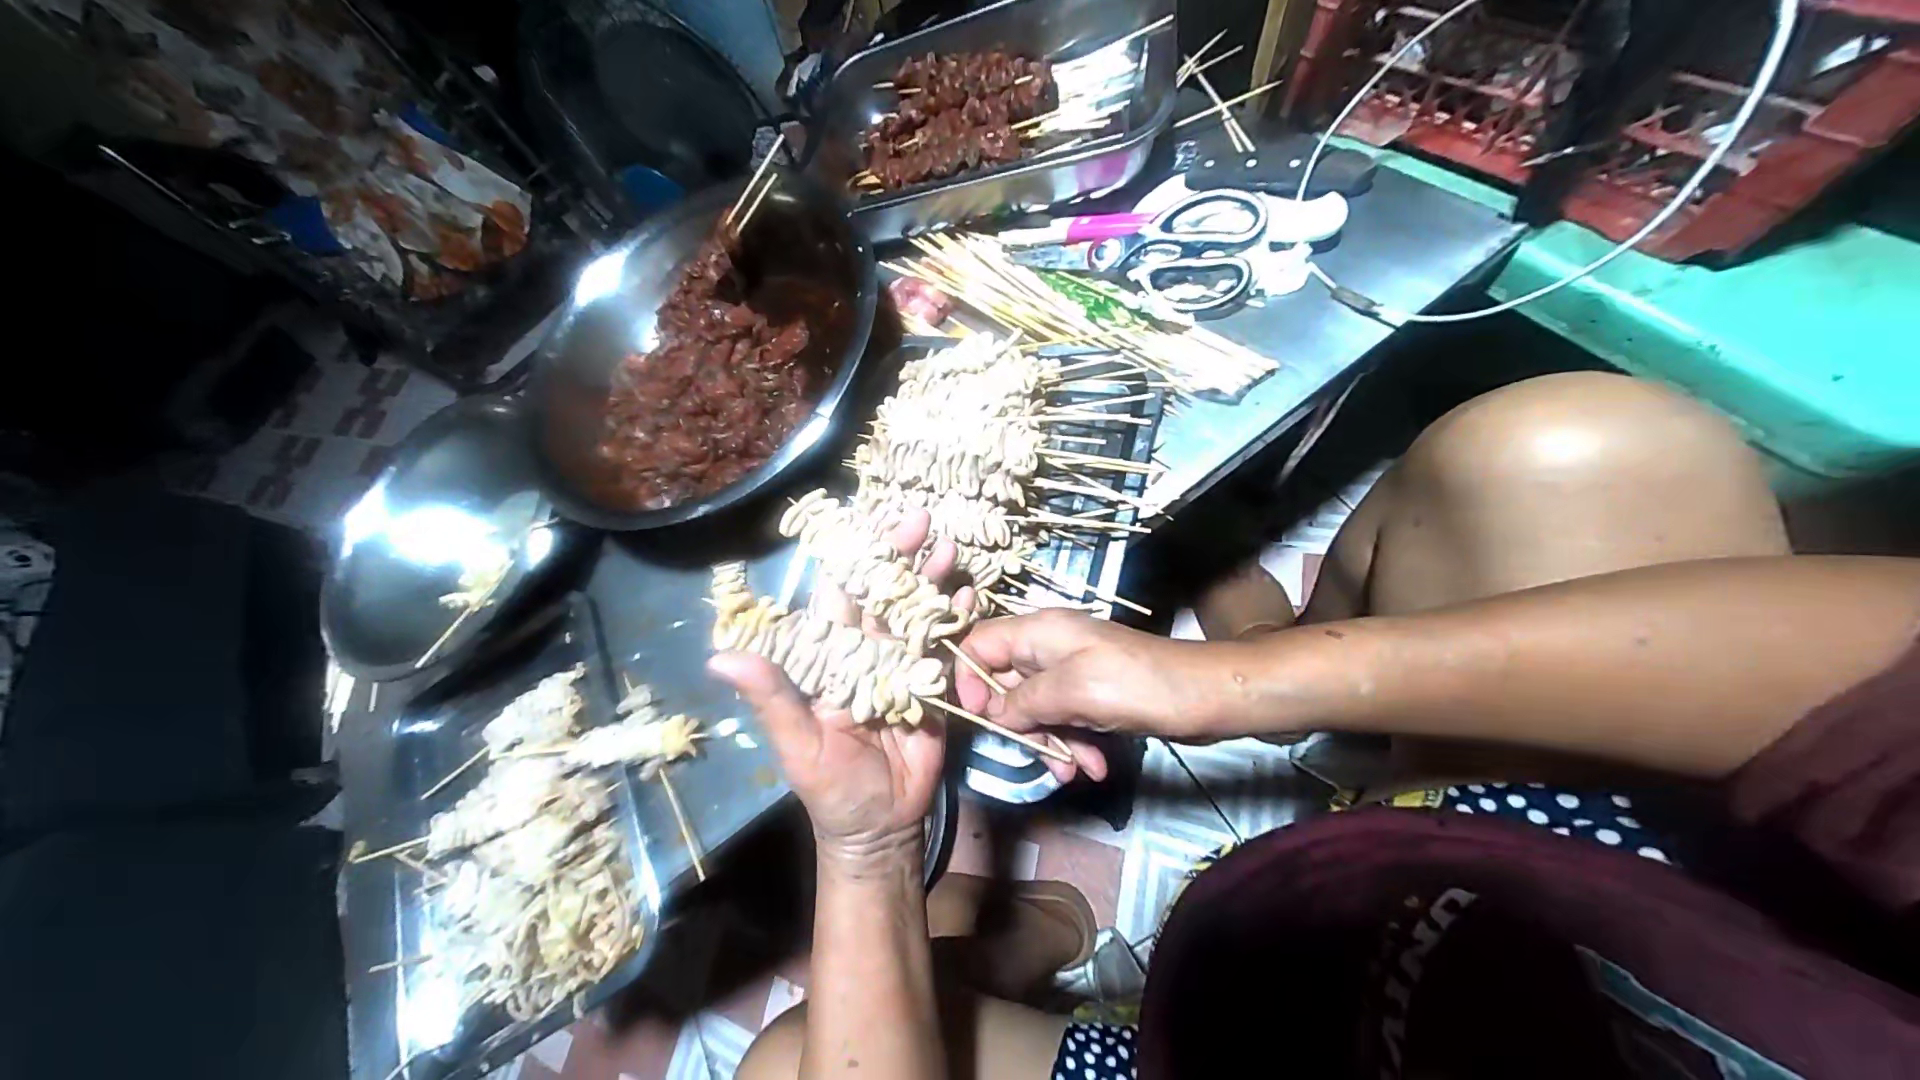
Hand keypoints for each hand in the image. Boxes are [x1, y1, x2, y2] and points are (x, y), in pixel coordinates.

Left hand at [709, 509, 969, 870]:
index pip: (839, 597)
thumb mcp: (798, 744)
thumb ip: (772, 698)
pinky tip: (968, 594)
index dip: (855, 561)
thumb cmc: (831, 788)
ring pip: (917, 612)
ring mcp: (903, 665)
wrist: (881, 826)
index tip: (872, 526)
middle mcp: (866, 652)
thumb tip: (721, 658)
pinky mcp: (933, 684)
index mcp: (829, 658)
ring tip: (948, 548)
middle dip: (901, 556)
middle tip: (921, 520)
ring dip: (932, 579)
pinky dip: (957, 619)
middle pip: (884, 594)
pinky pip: (945, 646)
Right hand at [954, 610, 1225, 783]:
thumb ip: (1024, 701)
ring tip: (1072, 769)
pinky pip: (1063, 718)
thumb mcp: (1071, 691)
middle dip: (1017, 722)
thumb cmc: (1134, 683)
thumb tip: (994, 713)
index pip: (979, 642)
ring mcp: (1070, 671)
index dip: (968, 676)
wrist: (1203, 696)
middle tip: (1032, 750)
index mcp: (1038, 631)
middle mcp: (1048, 647)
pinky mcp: (1089, 693)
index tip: (977, 714)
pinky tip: (1093, 767)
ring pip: (1034, 707)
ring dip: (1049, 741)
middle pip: (1005, 682)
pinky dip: (1072, 744)